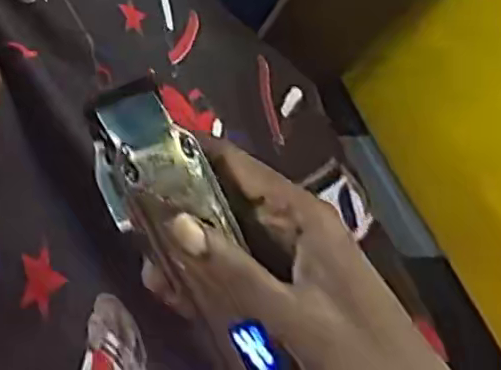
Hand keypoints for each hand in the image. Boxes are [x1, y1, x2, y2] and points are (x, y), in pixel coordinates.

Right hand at [142, 139, 445, 369]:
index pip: (229, 160)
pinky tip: (176, 294)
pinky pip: (232, 266)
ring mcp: (286, 254)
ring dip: (184, 251)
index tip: (134, 155)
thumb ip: (234, 270)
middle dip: (173, 211)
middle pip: (216, 197)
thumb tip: (171, 219)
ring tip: (152, 273)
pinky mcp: (284, 284)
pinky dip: (204, 276)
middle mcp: (289, 223)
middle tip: (133, 225)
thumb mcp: (299, 318)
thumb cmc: (367, 358)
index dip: (181, 150)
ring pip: (219, 234)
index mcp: (299, 213)